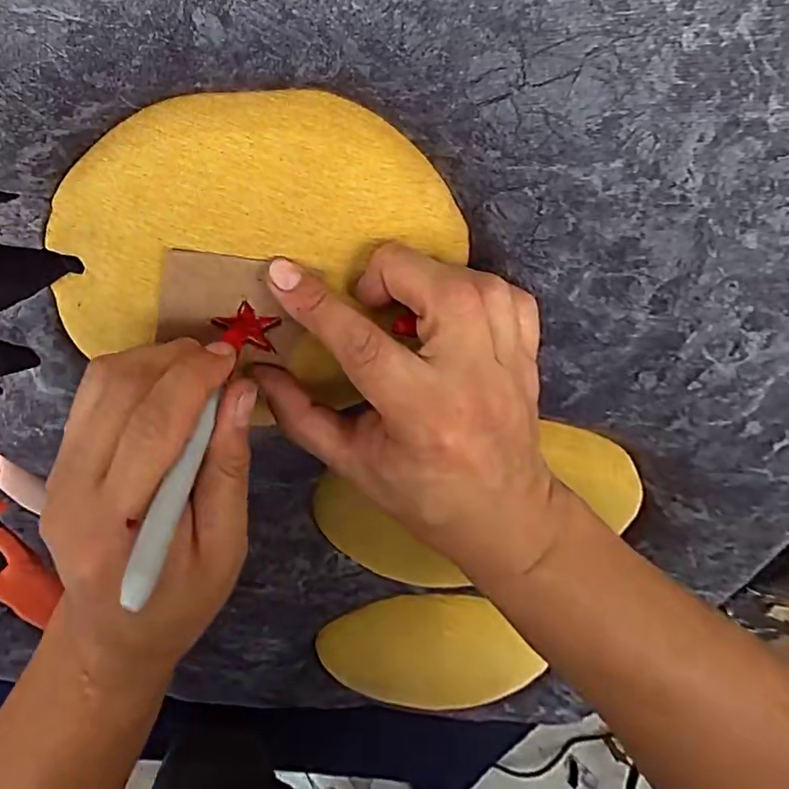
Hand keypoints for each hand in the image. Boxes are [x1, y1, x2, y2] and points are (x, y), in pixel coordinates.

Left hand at [40, 338, 255, 686]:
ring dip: (151, 358)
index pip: (151, 426)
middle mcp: (70, 487)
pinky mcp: (57, 457)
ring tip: (195, 365)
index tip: (230, 357)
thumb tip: (239, 392)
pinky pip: (92, 393)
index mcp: (111, 524)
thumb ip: (227, 468)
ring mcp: (56, 468)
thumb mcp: (224, 550)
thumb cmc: (176, 605)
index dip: (193, 380)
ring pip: (100, 381)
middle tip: (218, 358)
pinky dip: (132, 372)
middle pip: (118, 391)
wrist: (109, 634)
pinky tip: (164, 381)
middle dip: (174, 359)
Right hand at [254, 243, 560, 575]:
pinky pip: (501, 289)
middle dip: (381, 276)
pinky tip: (448, 313)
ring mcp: (508, 360)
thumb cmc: (421, 495)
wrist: (508, 516)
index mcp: (421, 412)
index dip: (316, 303)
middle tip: (367, 307)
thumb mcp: (350, 462)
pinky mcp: (528, 350)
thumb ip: (300, 414)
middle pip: (431, 284)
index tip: (281, 272)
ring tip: (405, 310)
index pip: (361, 342)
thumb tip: (260, 370)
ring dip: (424, 280)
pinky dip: (468, 288)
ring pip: (468, 277)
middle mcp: (472, 376)